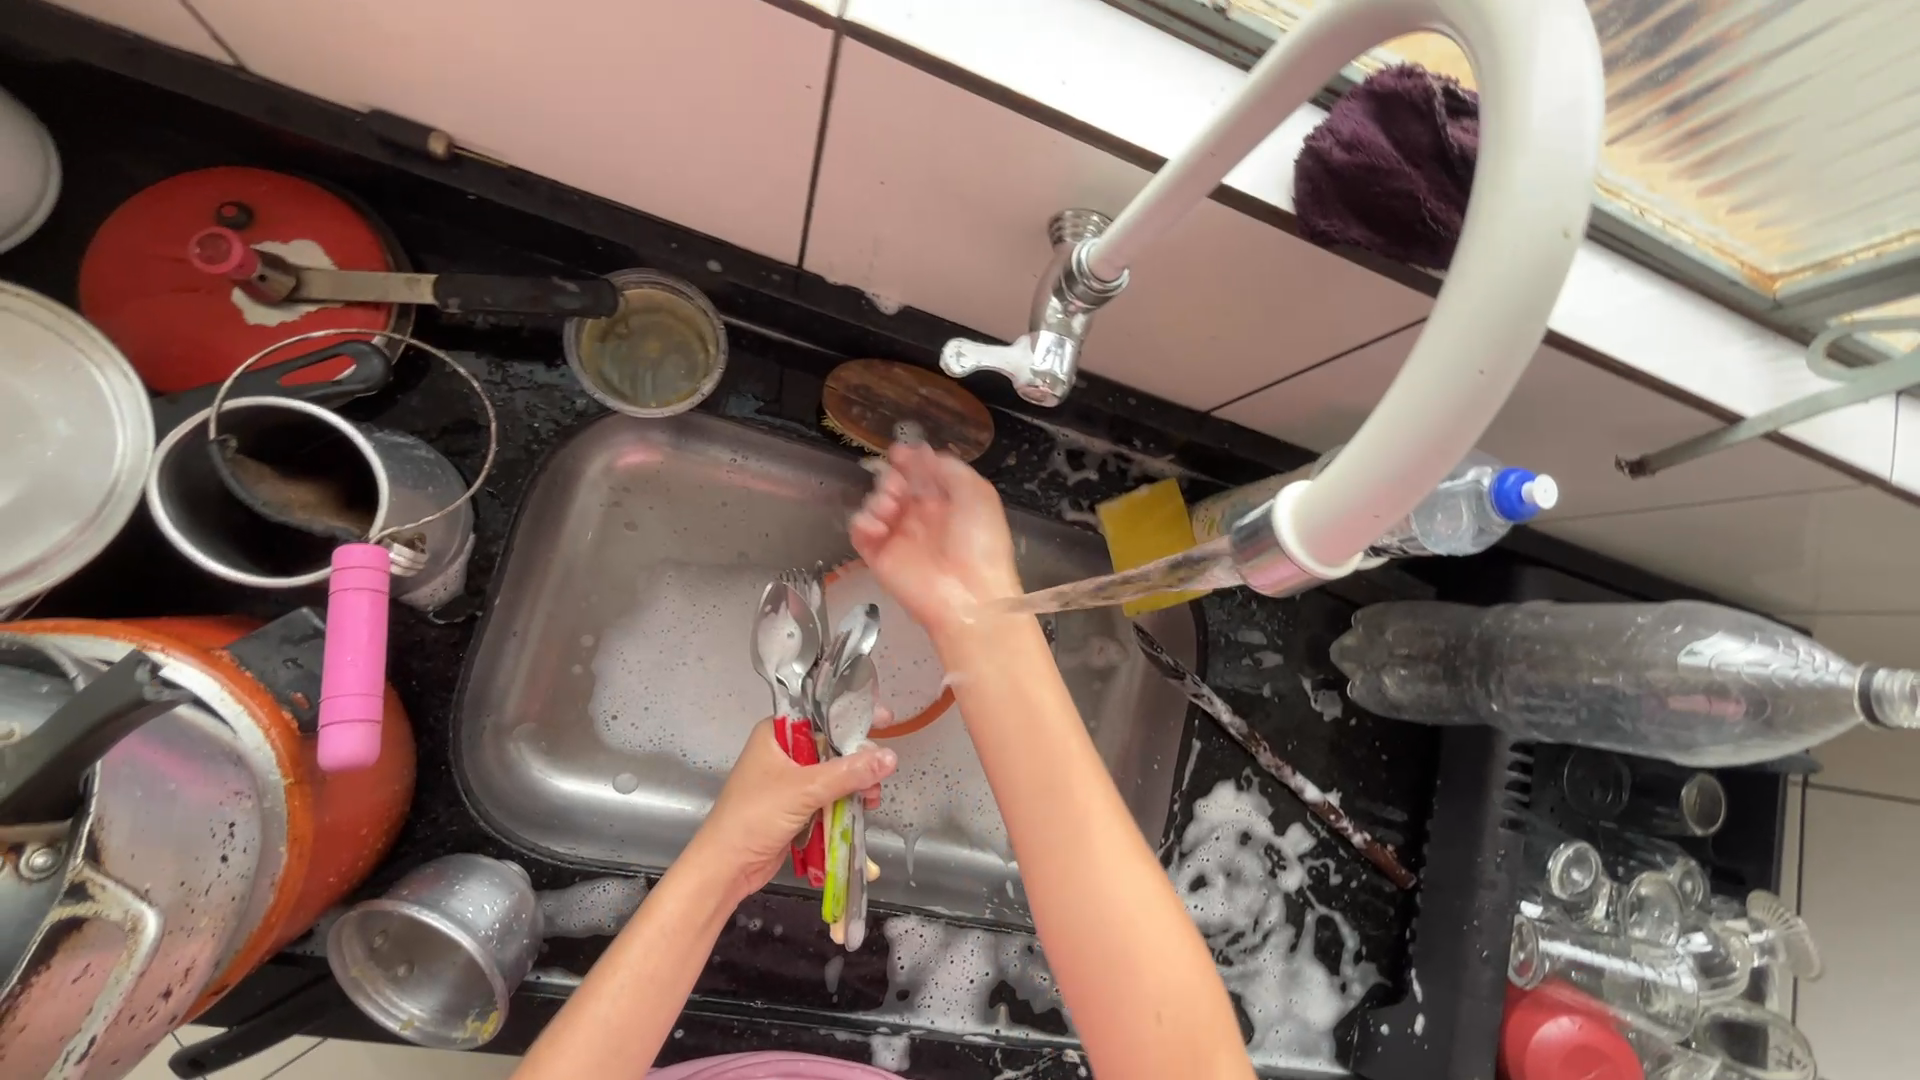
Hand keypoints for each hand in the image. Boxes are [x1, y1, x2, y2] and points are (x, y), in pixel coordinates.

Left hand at [686, 719, 897, 906]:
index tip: (885, 718)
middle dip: (859, 758)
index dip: (853, 715)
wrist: (726, 868)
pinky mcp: (796, 805)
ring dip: (856, 783)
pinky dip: (846, 800)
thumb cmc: (754, 817)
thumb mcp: (805, 789)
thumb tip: (890, 758)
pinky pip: (829, 795)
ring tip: (872, 797)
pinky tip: (863, 807)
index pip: (821, 713)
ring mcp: (790, 780)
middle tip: (881, 769)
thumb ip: (849, 773)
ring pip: (834, 773)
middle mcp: (784, 752)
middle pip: (833, 745)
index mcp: (777, 734)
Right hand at [849, 441, 1022, 643]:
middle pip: (895, 484)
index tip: (899, 452)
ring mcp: (899, 537)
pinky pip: (860, 531)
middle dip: (892, 477)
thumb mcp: (977, 493)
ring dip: (879, 497)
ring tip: (890, 507)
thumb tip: (923, 454)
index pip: (920, 474)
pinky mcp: (879, 557)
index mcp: (947, 501)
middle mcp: (921, 517)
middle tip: (897, 486)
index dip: (908, 460)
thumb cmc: (980, 542)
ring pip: (876, 503)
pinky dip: (863, 521)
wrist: (970, 595)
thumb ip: (950, 468)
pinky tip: (878, 526)